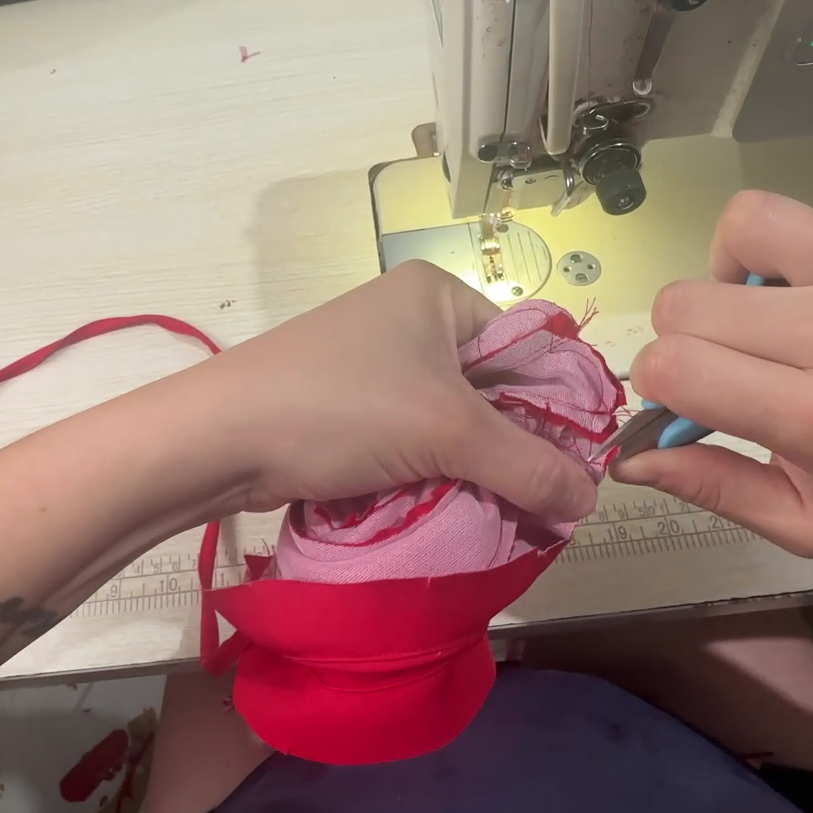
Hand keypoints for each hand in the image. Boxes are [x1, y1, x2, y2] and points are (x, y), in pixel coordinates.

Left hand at [180, 260, 598, 521]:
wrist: (221, 439)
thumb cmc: (340, 408)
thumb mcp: (446, 432)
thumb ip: (528, 465)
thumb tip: (590, 500)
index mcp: (438, 296)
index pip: (525, 348)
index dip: (554, 410)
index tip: (574, 472)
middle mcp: (409, 321)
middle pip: (489, 391)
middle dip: (511, 450)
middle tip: (541, 507)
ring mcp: (375, 365)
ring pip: (451, 423)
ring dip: (472, 469)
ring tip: (500, 516)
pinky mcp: (351, 406)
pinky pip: (413, 439)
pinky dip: (433, 473)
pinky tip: (450, 509)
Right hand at [612, 190, 812, 555]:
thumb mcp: (803, 524)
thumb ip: (708, 487)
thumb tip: (624, 457)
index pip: (673, 365)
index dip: (660, 377)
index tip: (691, 389)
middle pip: (688, 297)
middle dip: (687, 328)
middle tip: (733, 351)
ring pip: (750, 223)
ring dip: (738, 265)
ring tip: (774, 300)